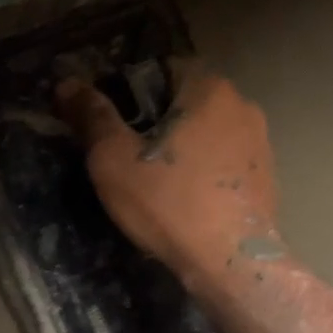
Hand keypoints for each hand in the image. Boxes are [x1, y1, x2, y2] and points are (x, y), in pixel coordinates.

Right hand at [53, 63, 281, 292]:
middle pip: (183, 99)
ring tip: (152, 177)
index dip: (127, 91)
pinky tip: (183, 196)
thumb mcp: (113, 159)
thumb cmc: (167, 204)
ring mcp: (260, 140)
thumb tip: (67, 83)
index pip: (160, 68)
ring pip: (205, 129)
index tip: (109, 123)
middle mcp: (241, 104)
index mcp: (208, 89)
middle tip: (124, 152)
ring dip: (179, 143)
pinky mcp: (265, 174)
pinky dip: (201, 166)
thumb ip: (91, 116)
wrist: (230, 263)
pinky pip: (223, 157)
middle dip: (153, 119)